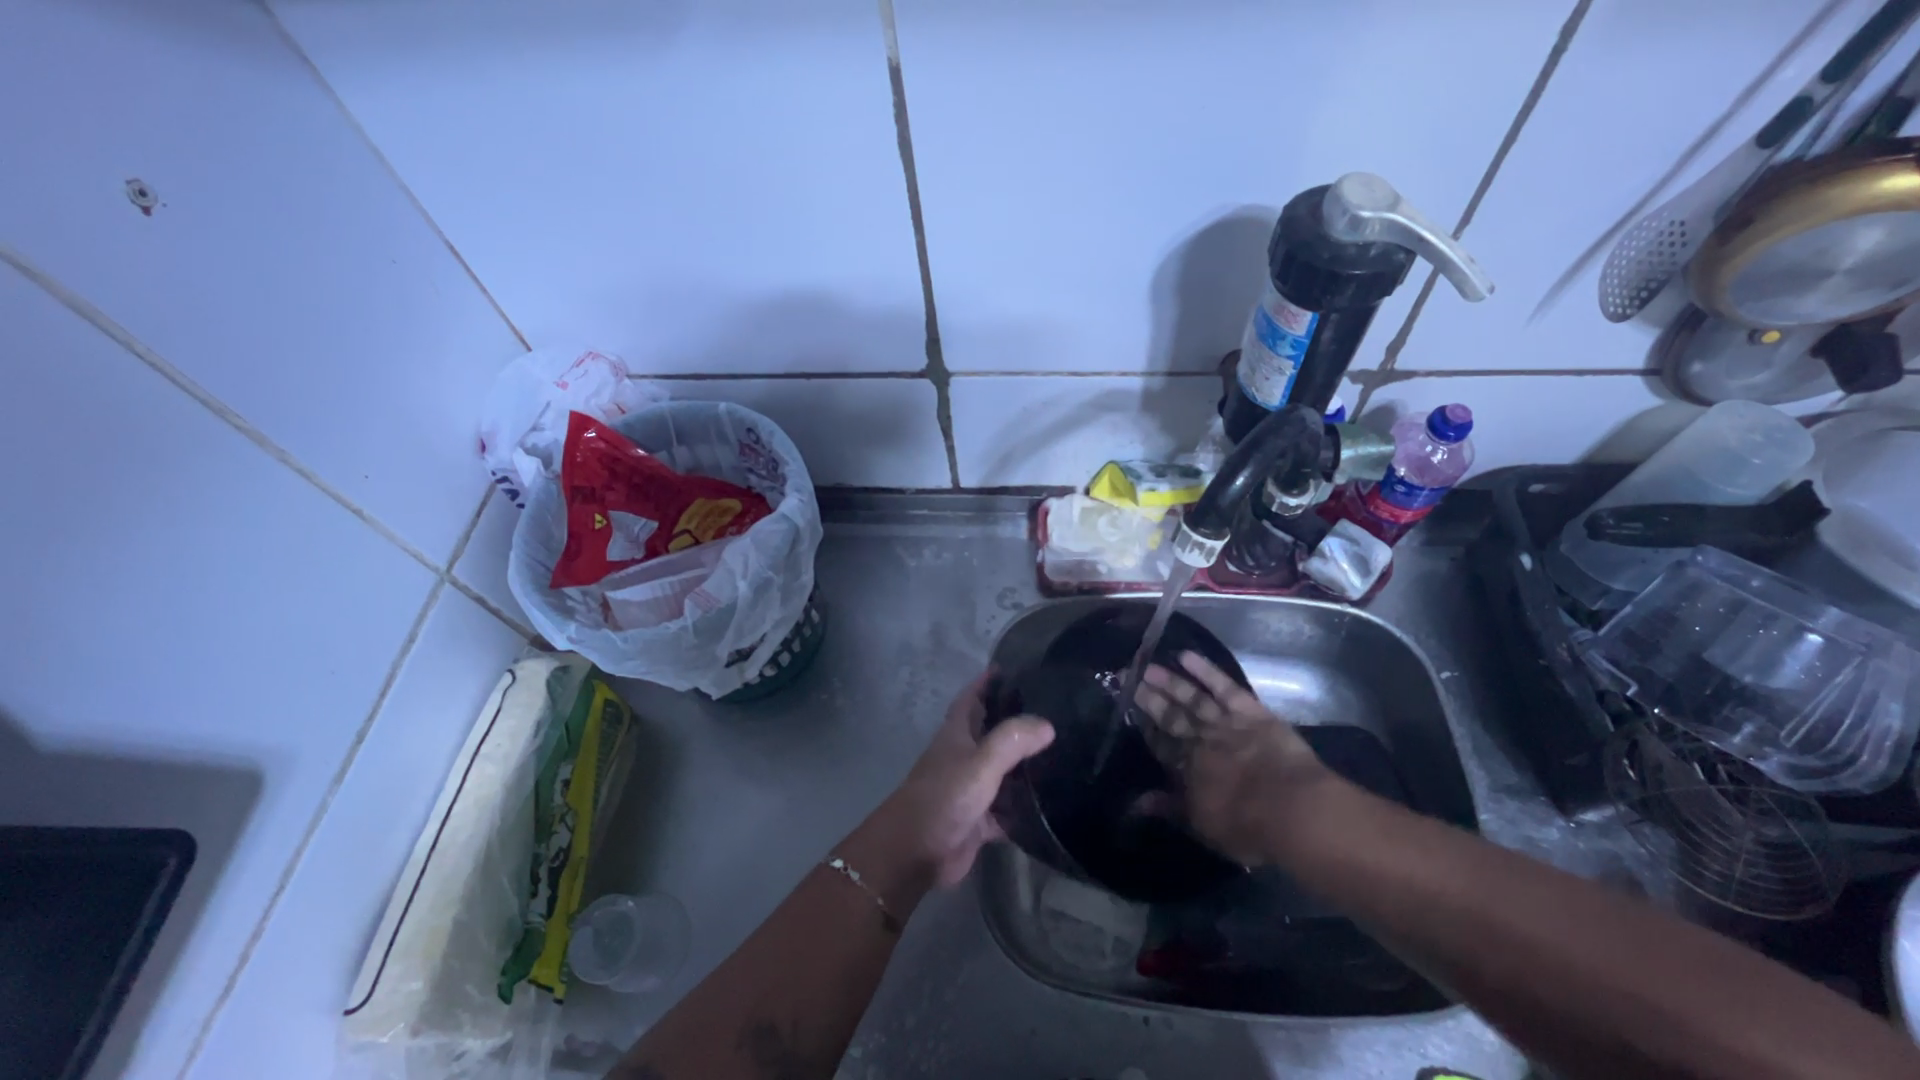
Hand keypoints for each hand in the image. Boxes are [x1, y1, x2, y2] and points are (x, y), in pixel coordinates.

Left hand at [859, 672, 1053, 891]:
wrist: (916, 853)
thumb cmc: (944, 798)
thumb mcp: (980, 762)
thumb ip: (1012, 740)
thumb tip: (1047, 724)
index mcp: (956, 735)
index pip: (971, 698)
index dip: (987, 682)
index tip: (1012, 668)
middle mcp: (963, 758)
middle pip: (991, 733)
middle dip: (1015, 722)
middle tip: (1055, 711)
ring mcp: (971, 790)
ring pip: (1002, 772)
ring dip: (1025, 766)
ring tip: (1064, 753)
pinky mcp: (979, 821)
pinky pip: (1007, 810)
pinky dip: (1025, 808)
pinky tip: (1052, 803)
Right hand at [1136, 651, 1327, 864]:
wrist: (1290, 809)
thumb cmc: (1246, 826)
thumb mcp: (1201, 826)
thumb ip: (1169, 808)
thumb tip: (1136, 803)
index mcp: (1187, 770)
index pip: (1161, 745)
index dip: (1146, 728)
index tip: (1130, 710)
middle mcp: (1200, 741)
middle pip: (1171, 717)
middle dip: (1150, 699)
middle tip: (1128, 678)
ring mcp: (1225, 723)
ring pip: (1192, 699)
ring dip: (1169, 682)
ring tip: (1148, 667)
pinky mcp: (1251, 712)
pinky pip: (1224, 687)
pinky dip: (1205, 671)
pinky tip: (1186, 656)